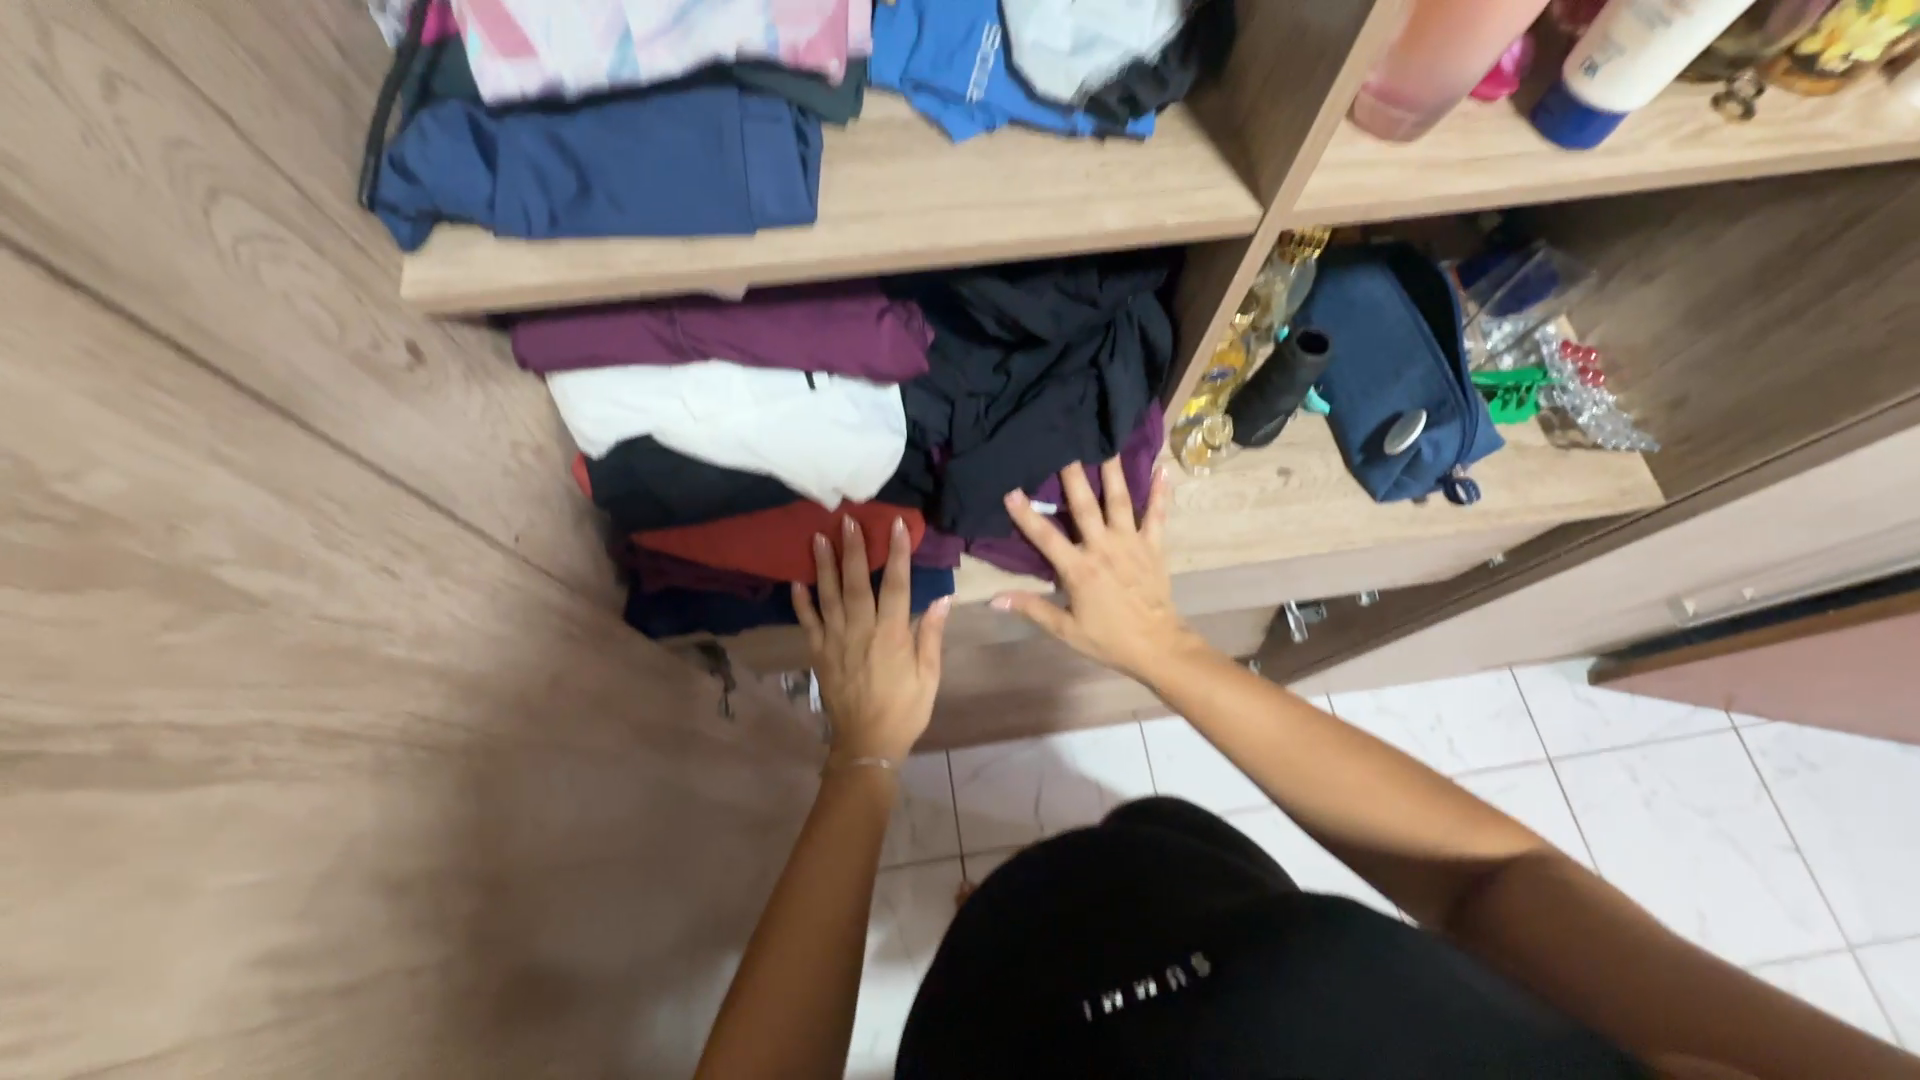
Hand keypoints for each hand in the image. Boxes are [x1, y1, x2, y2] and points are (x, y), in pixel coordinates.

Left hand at [795, 516, 951, 765]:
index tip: (896, 525)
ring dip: (824, 566)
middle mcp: (861, 631)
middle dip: (853, 549)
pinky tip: (797, 580)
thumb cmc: (905, 708)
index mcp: (892, 635)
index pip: (897, 586)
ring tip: (819, 537)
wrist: (867, 743)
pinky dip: (801, 601)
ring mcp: (836, 641)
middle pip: (857, 583)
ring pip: (829, 596)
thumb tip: (943, 598)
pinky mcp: (819, 653)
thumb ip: (932, 635)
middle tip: (848, 520)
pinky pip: (808, 623)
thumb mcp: (930, 676)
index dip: (897, 554)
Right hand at [991, 460, 1209, 681]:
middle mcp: (1104, 548)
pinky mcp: (1154, 546)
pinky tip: (1162, 468)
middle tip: (1065, 445)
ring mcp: (1132, 544)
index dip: (1026, 514)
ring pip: (1120, 501)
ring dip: (1113, 472)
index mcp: (1079, 569)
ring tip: (1107, 442)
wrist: (1158, 647)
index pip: (1046, 537)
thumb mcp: (1066, 630)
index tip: (1010, 489)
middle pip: (1085, 506)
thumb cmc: (1109, 640)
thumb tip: (994, 600)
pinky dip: (1160, 492)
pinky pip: (1157, 515)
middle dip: (1072, 476)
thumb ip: (1032, 609)